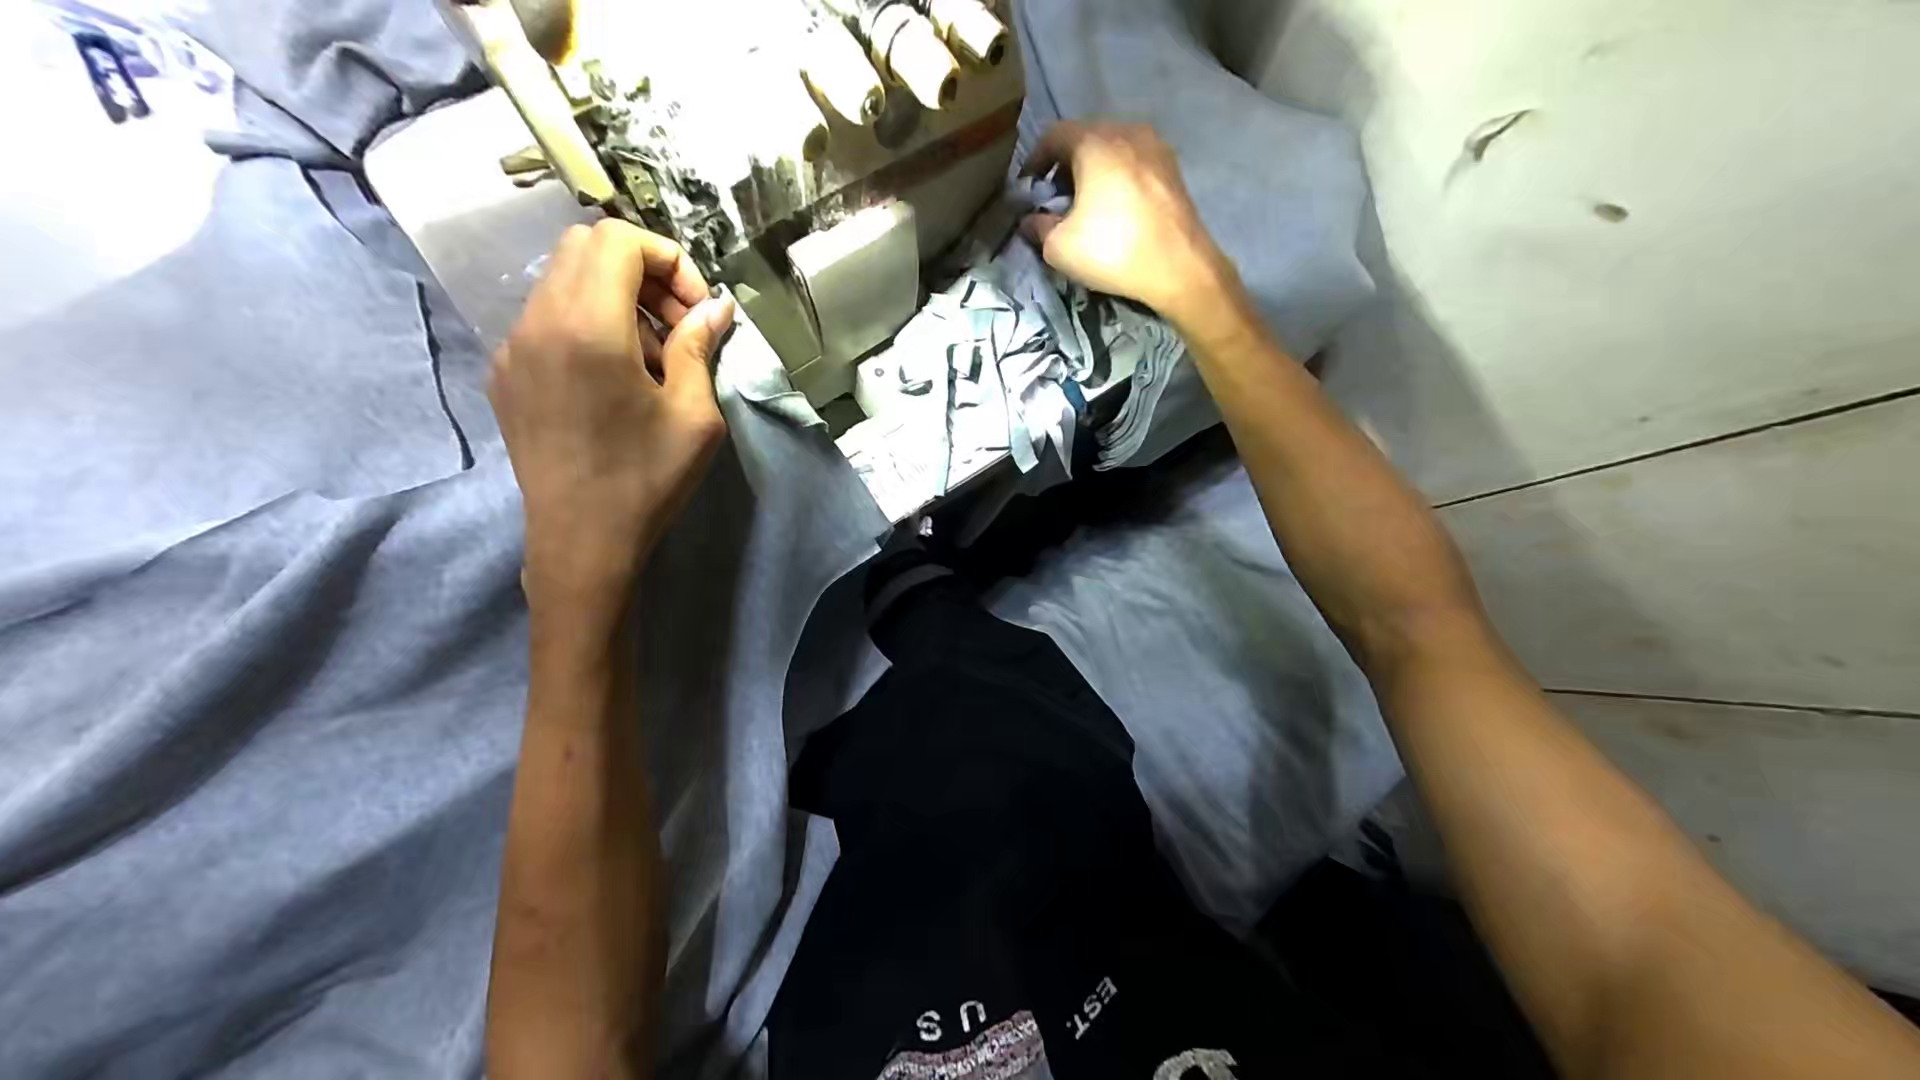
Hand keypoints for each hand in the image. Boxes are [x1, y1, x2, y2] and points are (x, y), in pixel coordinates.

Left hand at [490, 219, 734, 614]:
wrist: (582, 542)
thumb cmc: (647, 479)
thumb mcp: (696, 416)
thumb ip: (699, 347)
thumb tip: (714, 309)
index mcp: (587, 326)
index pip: (619, 239)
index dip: (669, 259)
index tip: (697, 309)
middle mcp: (537, 322)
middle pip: (586, 248)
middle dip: (644, 273)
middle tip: (678, 326)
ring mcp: (512, 347)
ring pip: (565, 282)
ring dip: (616, 300)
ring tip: (651, 359)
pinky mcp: (505, 374)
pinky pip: (548, 320)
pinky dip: (588, 325)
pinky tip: (614, 379)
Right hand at [1020, 121, 1235, 328]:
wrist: (1179, 267)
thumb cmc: (1113, 250)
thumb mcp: (1058, 247)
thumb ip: (1037, 227)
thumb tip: (1030, 221)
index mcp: (1095, 142)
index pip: (1054, 135)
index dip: (1035, 160)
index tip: (1028, 188)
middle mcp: (1127, 132)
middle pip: (1086, 139)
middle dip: (1065, 166)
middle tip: (1055, 199)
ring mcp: (1156, 147)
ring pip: (1113, 150)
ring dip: (1093, 173)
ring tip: (1085, 206)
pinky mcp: (1173, 169)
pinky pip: (1135, 164)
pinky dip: (1118, 179)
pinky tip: (1115, 210)